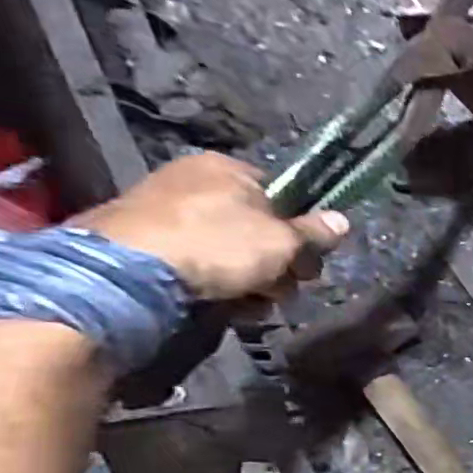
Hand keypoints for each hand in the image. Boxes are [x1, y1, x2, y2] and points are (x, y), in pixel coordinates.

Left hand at [70, 152, 349, 299]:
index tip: (306, 262)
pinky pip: (199, 263)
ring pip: (231, 251)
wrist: (130, 273)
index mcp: (227, 167)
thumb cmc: (218, 245)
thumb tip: (342, 221)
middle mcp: (193, 181)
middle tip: (280, 288)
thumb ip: (315, 233)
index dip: (300, 231)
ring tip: (250, 303)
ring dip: (251, 280)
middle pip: (258, 228)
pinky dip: (216, 284)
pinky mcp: (143, 243)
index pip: (282, 197)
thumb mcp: (282, 241)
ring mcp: (164, 211)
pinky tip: (223, 304)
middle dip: (276, 264)